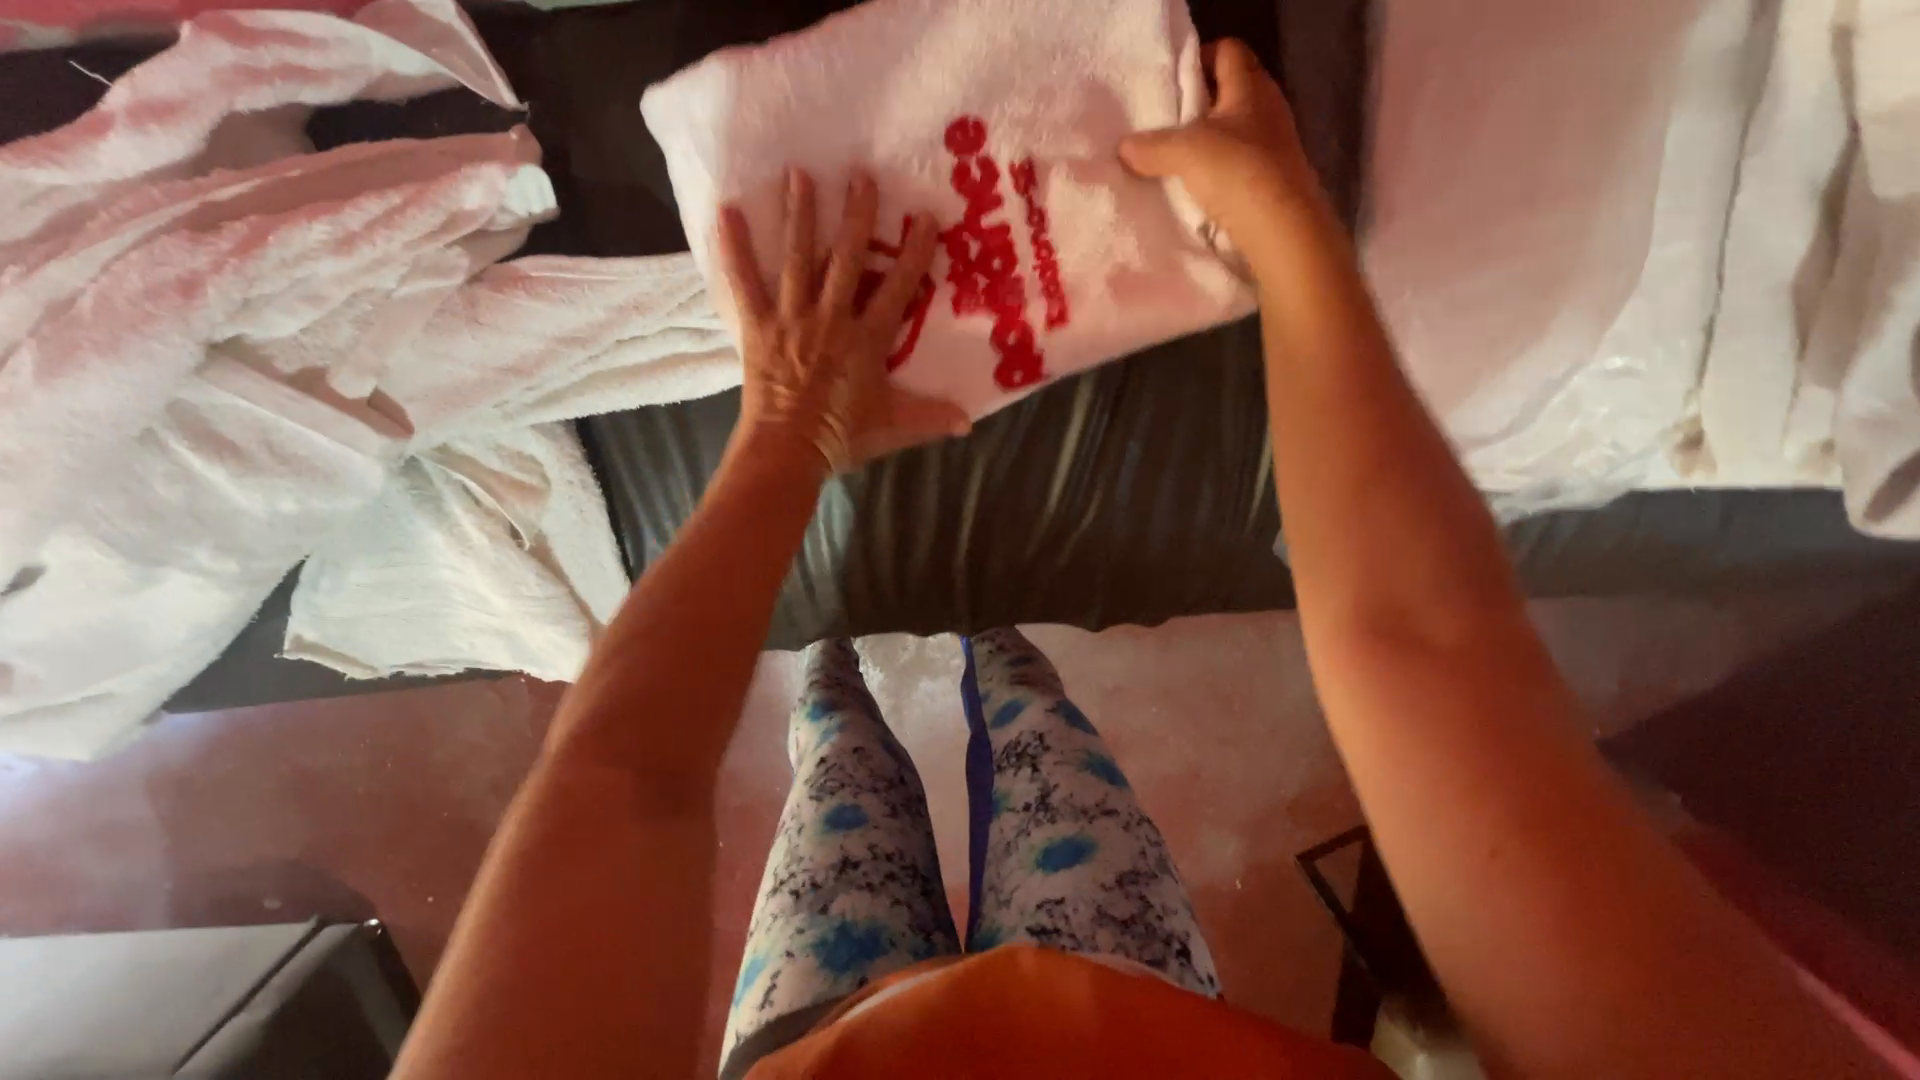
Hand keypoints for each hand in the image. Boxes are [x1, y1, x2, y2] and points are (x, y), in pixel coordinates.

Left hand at [718, 168, 970, 474]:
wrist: (788, 450)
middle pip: (846, 259)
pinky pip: (744, 284)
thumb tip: (969, 422)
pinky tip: (725, 212)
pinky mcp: (758, 328)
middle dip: (855, 216)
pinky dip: (734, 250)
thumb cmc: (842, 437)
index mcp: (866, 339)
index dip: (913, 253)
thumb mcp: (893, 426)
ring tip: (799, 174)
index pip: (896, 289)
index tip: (925, 217)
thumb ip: (930, 418)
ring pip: (798, 260)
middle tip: (859, 174)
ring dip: (800, 216)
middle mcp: (830, 319)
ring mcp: (792, 320)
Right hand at [1119, 39, 1329, 260]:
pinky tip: (1194, 187)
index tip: (1170, 83)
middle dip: (1197, 104)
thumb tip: (1124, 148)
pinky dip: (1216, 171)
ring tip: (1173, 158)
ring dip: (1205, 142)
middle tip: (1164, 122)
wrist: (1281, 229)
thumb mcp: (1186, 152)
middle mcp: (1267, 108)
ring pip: (1232, 131)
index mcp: (1250, 87)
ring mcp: (1272, 145)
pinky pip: (1237, 163)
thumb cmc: (1238, 172)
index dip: (1199, 58)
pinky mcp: (1271, 178)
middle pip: (1229, 91)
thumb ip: (1152, 146)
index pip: (1227, 51)